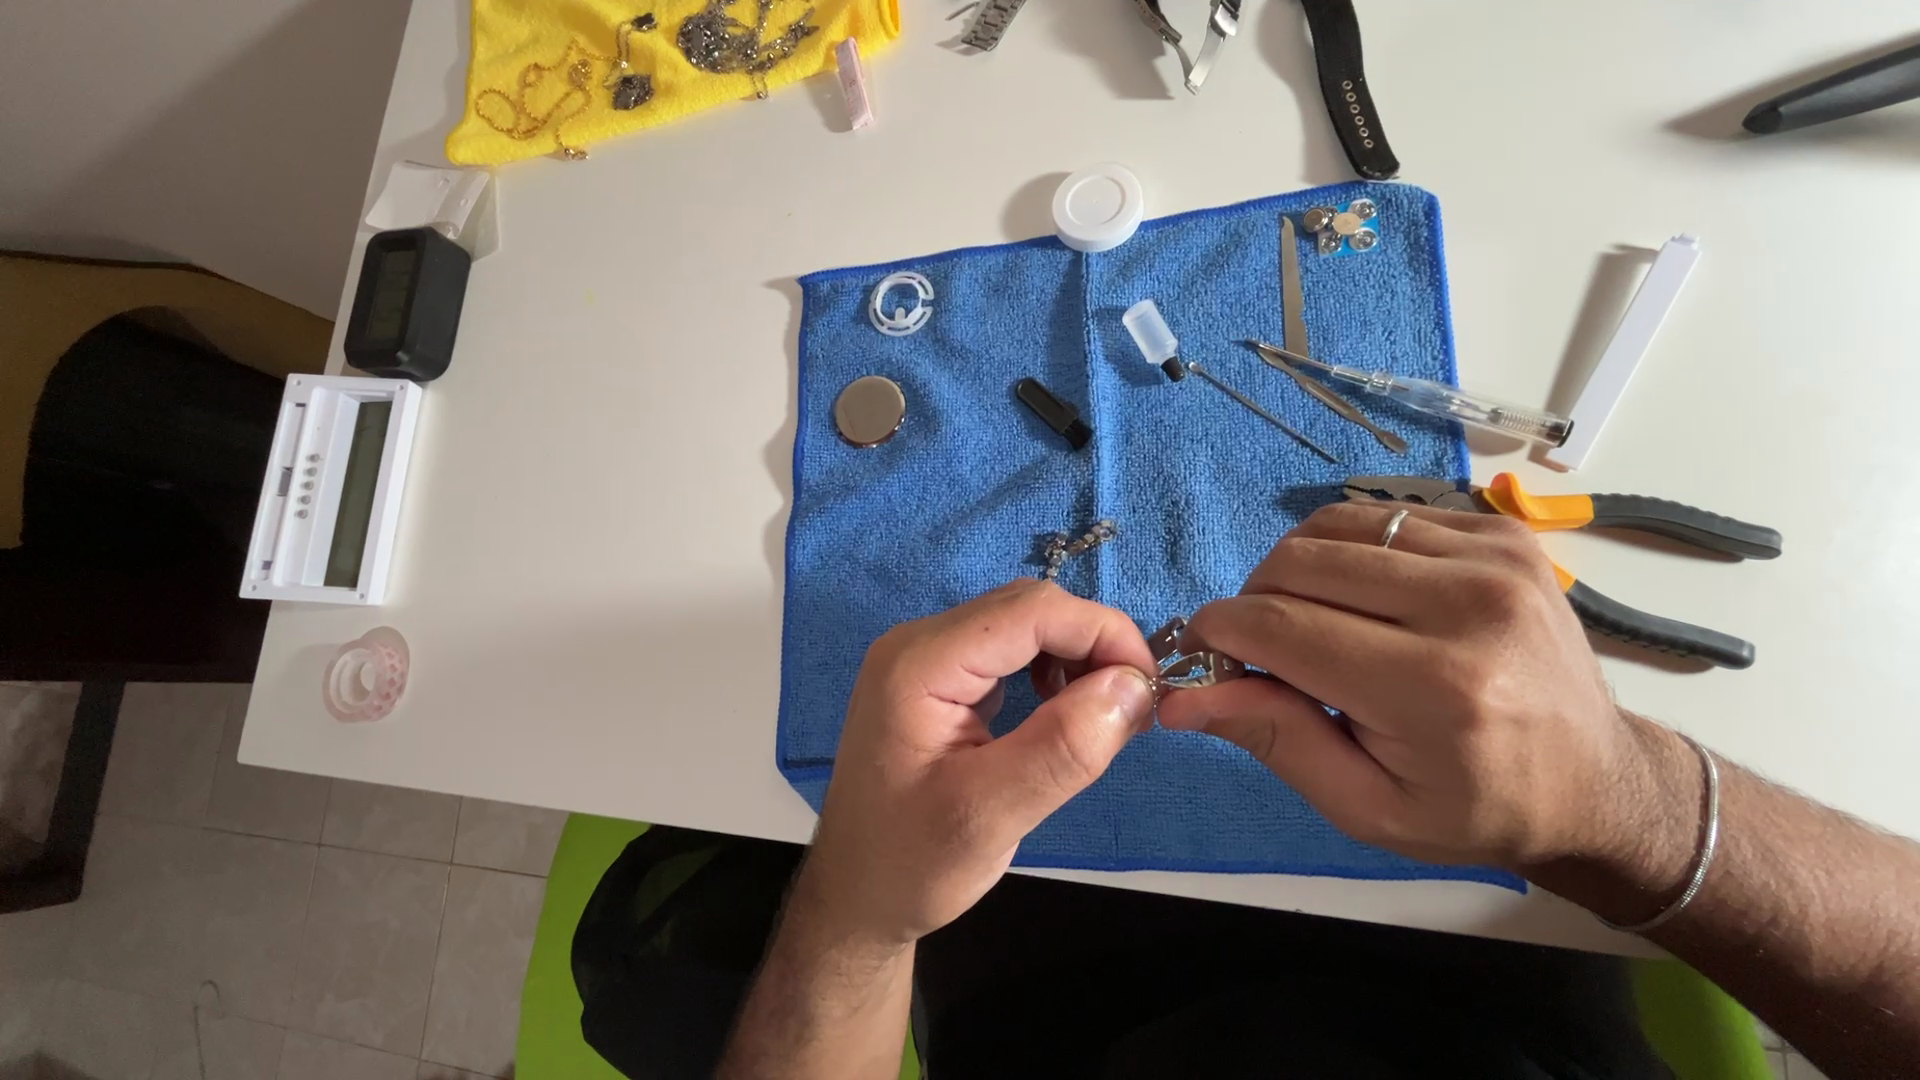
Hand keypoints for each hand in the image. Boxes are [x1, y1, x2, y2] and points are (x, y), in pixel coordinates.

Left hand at [800, 579, 1158, 948]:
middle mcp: (919, 643)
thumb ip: (1061, 748)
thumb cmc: (910, 864)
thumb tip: (1133, 685)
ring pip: (1022, 625)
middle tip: (1134, 705)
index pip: (1030, 610)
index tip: (1150, 686)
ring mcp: (927, 659)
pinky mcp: (940, 680)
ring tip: (1105, 710)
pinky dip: (1050, 668)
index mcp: (919, 663)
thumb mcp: (988, 815)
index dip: (1101, 633)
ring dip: (1075, 655)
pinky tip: (1062, 708)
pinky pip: (1008, 650)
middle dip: (1092, 643)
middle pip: (1027, 609)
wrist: (856, 895)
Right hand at [1157, 501, 1668, 871]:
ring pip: (1328, 528)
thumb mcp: (1364, 804)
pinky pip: (1376, 517)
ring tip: (1303, 618)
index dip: (1217, 632)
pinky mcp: (1500, 533)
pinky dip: (1341, 550)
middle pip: (1294, 566)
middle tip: (1258, 649)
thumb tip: (1180, 697)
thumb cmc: (1473, 807)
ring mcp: (1491, 556)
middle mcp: (1466, 604)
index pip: (1279, 626)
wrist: (1597, 782)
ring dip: (1291, 572)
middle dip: (1249, 604)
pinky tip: (1355, 594)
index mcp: (1433, 686)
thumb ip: (1272, 738)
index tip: (1202, 653)